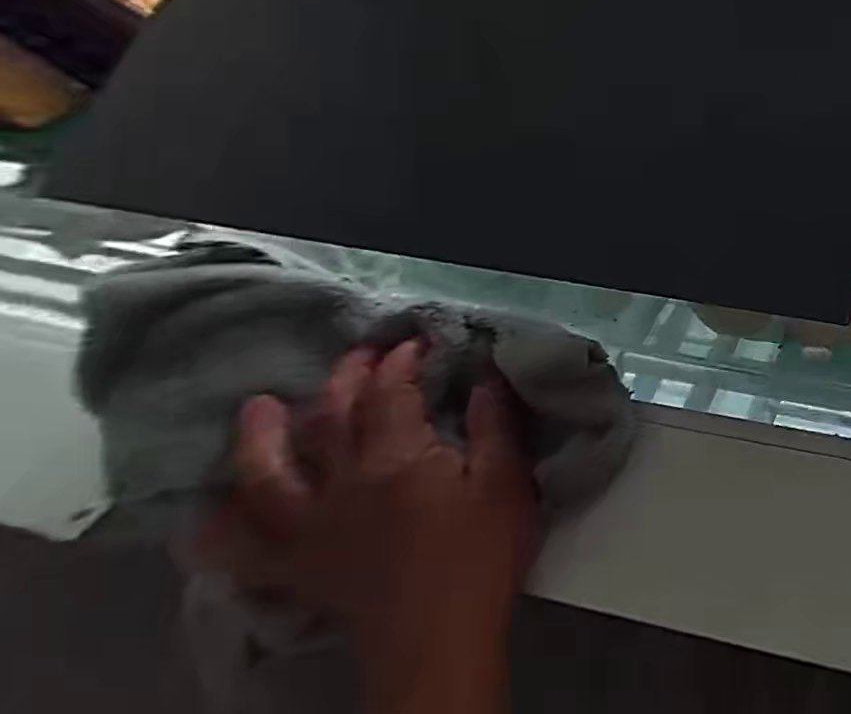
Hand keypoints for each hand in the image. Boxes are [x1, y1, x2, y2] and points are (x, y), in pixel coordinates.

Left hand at [199, 340, 535, 713]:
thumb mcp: (506, 480)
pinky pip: (240, 546)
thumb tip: (487, 378)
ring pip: (266, 474)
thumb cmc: (482, 551)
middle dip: (345, 379)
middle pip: (328, 419)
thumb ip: (495, 425)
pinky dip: (221, 525)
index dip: (399, 361)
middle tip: (363, 355)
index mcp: (395, 460)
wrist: (439, 634)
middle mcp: (340, 485)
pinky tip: (220, 508)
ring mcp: (307, 528)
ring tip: (261, 407)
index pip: (387, 394)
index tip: (418, 341)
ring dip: (261, 436)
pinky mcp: (295, 567)